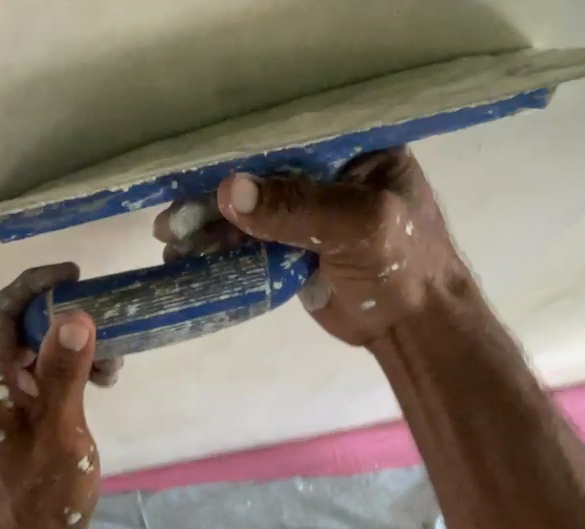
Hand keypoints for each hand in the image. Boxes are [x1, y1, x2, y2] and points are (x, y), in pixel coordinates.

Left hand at [0, 264, 105, 528]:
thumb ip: (65, 370)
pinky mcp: (11, 429)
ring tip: (112, 366)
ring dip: (68, 351)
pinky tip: (96, 387)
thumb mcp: (62, 429)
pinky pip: (35, 385)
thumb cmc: (45, 495)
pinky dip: (63, 376)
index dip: (33, 286)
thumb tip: (74, 315)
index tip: (74, 275)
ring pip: (29, 359)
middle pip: (14, 332)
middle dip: (60, 321)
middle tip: (104, 324)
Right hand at [151, 148, 473, 348]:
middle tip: (170, 223)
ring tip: (171, 245)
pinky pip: (253, 247)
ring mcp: (310, 217)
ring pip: (251, 217)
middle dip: (212, 201)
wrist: (414, 327)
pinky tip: (190, 260)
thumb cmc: (402, 267)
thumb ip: (297, 207)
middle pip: (259, 182)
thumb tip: (229, 191)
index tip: (191, 178)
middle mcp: (327, 176)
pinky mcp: (296, 253)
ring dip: (210, 231)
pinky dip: (223, 254)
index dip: (237, 161)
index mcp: (352, 150)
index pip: (285, 145)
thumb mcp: (356, 226)